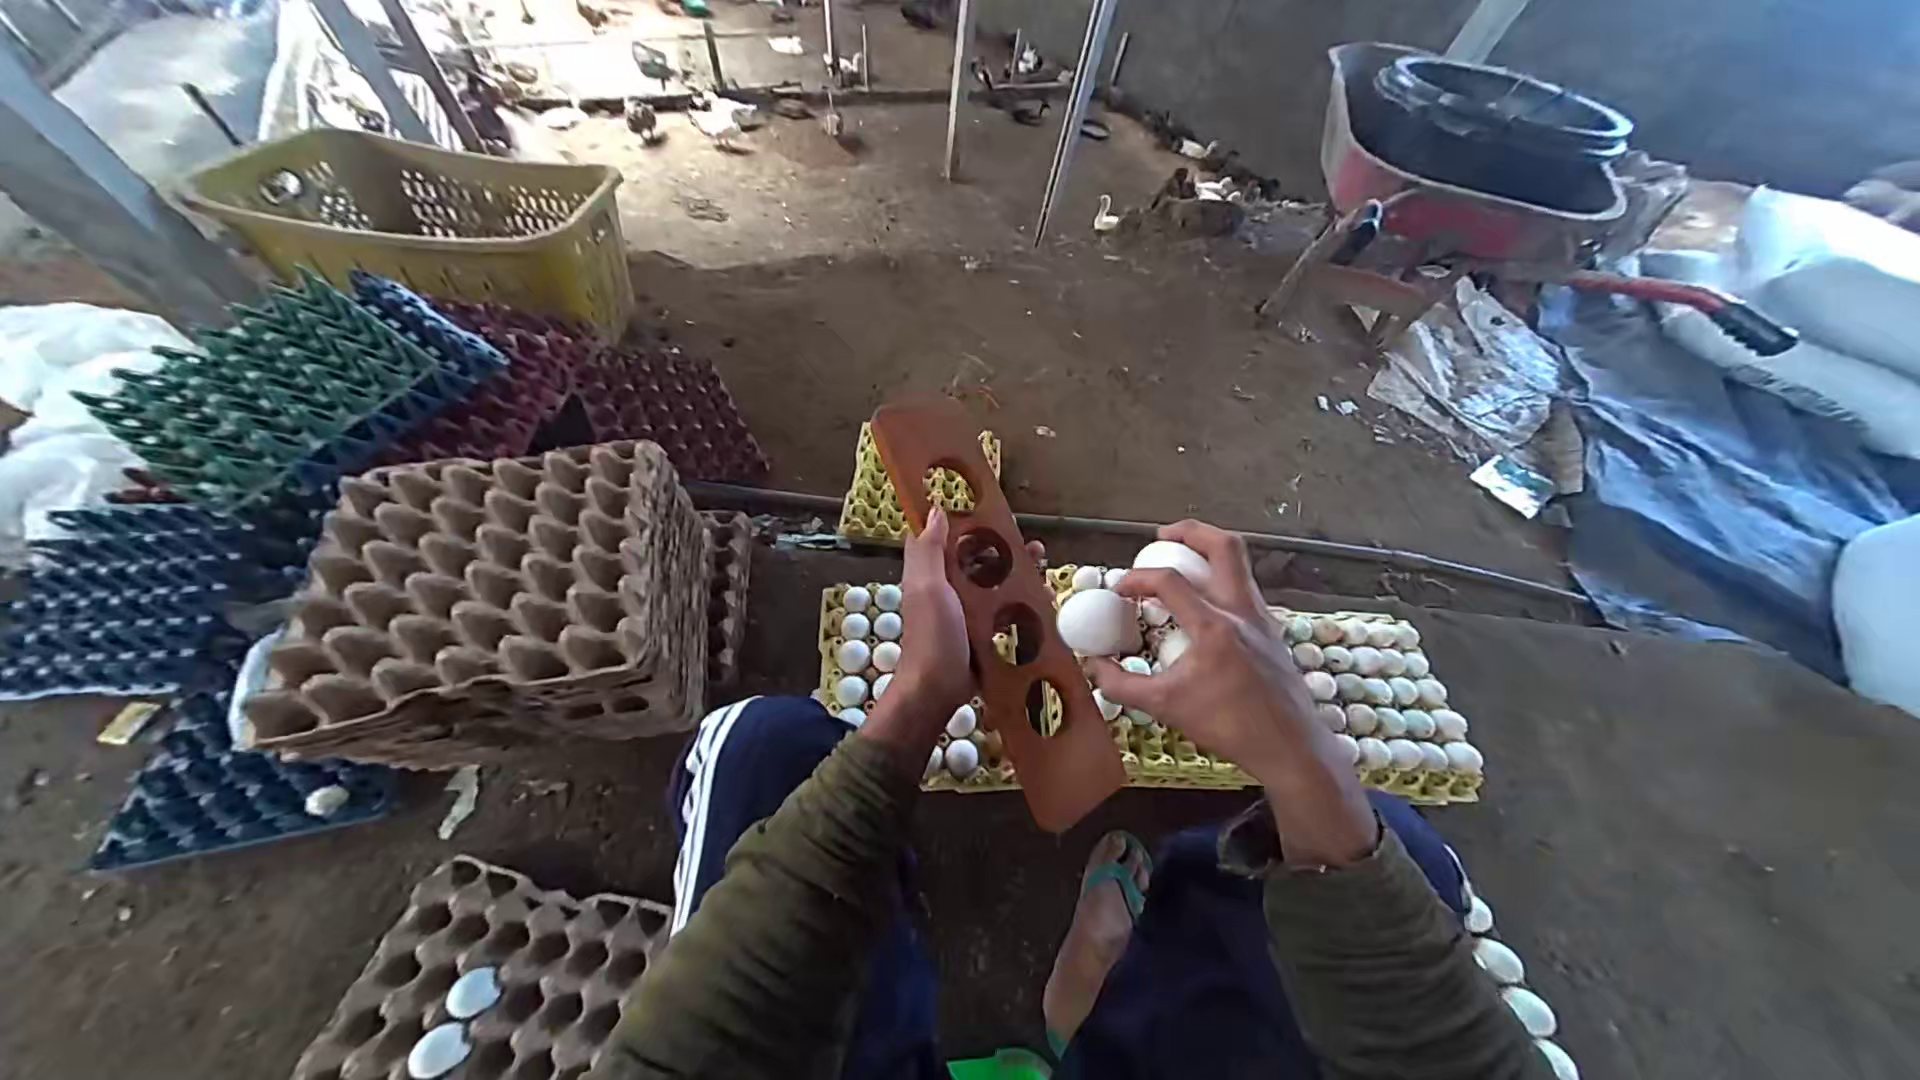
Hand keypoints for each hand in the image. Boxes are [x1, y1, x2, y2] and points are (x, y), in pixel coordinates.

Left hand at [861, 509, 1045, 775]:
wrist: (937, 691)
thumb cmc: (932, 636)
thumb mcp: (928, 587)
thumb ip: (930, 550)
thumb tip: (936, 509)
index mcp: (930, 572)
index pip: (945, 537)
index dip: (965, 522)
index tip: (991, 511)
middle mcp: (946, 587)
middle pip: (977, 559)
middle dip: (1003, 549)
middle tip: (1033, 546)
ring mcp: (965, 610)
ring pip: (993, 583)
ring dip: (1016, 574)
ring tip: (1043, 570)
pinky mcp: (981, 631)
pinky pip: (1002, 609)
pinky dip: (1020, 602)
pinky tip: (1042, 600)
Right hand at [1088, 521, 1375, 865]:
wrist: (1292, 749)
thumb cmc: (1230, 727)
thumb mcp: (1164, 707)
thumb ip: (1121, 684)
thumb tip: (1094, 664)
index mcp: (1214, 627)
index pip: (1168, 581)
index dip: (1136, 578)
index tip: (1118, 589)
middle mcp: (1242, 611)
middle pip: (1223, 546)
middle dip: (1189, 531)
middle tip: (1161, 536)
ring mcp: (1262, 618)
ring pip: (1239, 563)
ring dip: (1206, 552)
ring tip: (1179, 561)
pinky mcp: (1271, 630)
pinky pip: (1243, 587)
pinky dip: (1218, 579)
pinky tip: (1201, 602)